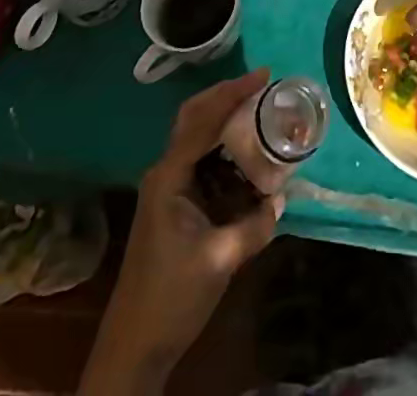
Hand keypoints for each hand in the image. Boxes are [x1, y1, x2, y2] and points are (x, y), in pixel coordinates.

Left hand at [79, 70, 281, 395]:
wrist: (135, 342)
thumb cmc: (173, 296)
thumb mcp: (222, 259)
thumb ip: (255, 225)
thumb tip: (281, 199)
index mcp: (169, 177)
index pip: (203, 121)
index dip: (233, 93)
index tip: (264, 75)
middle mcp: (165, 172)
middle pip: (194, 119)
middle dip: (226, 97)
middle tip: (261, 84)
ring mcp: (167, 188)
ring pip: (197, 139)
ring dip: (225, 121)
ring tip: (260, 111)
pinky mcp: (175, 204)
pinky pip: (201, 163)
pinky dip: (224, 151)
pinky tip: (248, 155)